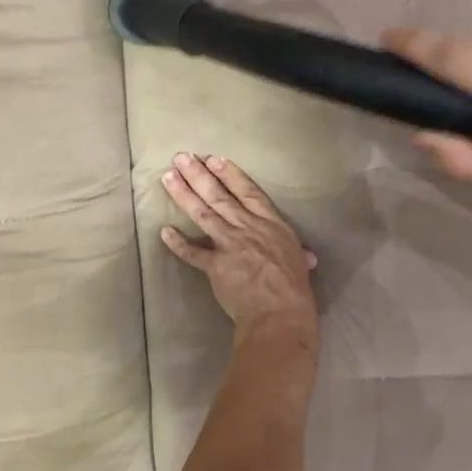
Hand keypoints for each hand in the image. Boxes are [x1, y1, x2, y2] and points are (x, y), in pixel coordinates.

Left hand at [160, 153, 318, 339]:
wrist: (279, 312)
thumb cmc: (295, 289)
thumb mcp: (299, 263)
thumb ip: (298, 254)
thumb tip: (307, 257)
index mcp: (271, 224)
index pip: (248, 192)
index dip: (230, 174)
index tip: (213, 159)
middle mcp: (248, 228)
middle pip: (219, 196)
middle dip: (198, 175)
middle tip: (181, 158)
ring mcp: (229, 245)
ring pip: (203, 214)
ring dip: (184, 195)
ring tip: (168, 178)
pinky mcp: (215, 265)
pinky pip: (192, 253)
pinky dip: (177, 244)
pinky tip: (164, 232)